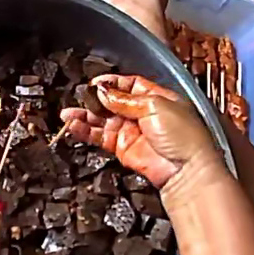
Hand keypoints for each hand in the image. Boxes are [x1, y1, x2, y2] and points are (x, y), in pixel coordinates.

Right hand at [60, 74, 227, 194]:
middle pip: (112, 102)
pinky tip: (73, 127)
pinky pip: (99, 137)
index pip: (129, 85)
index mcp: (156, 98)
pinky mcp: (122, 148)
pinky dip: (85, 132)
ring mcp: (131, 131)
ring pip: (102, 119)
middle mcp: (142, 113)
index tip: (95, 83)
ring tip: (68, 114)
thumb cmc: (182, 136)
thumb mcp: (155, 106)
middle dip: (94, 99)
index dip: (111, 83)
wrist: (185, 171)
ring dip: (84, 116)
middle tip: (80, 98)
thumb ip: (125, 99)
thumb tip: (103, 91)